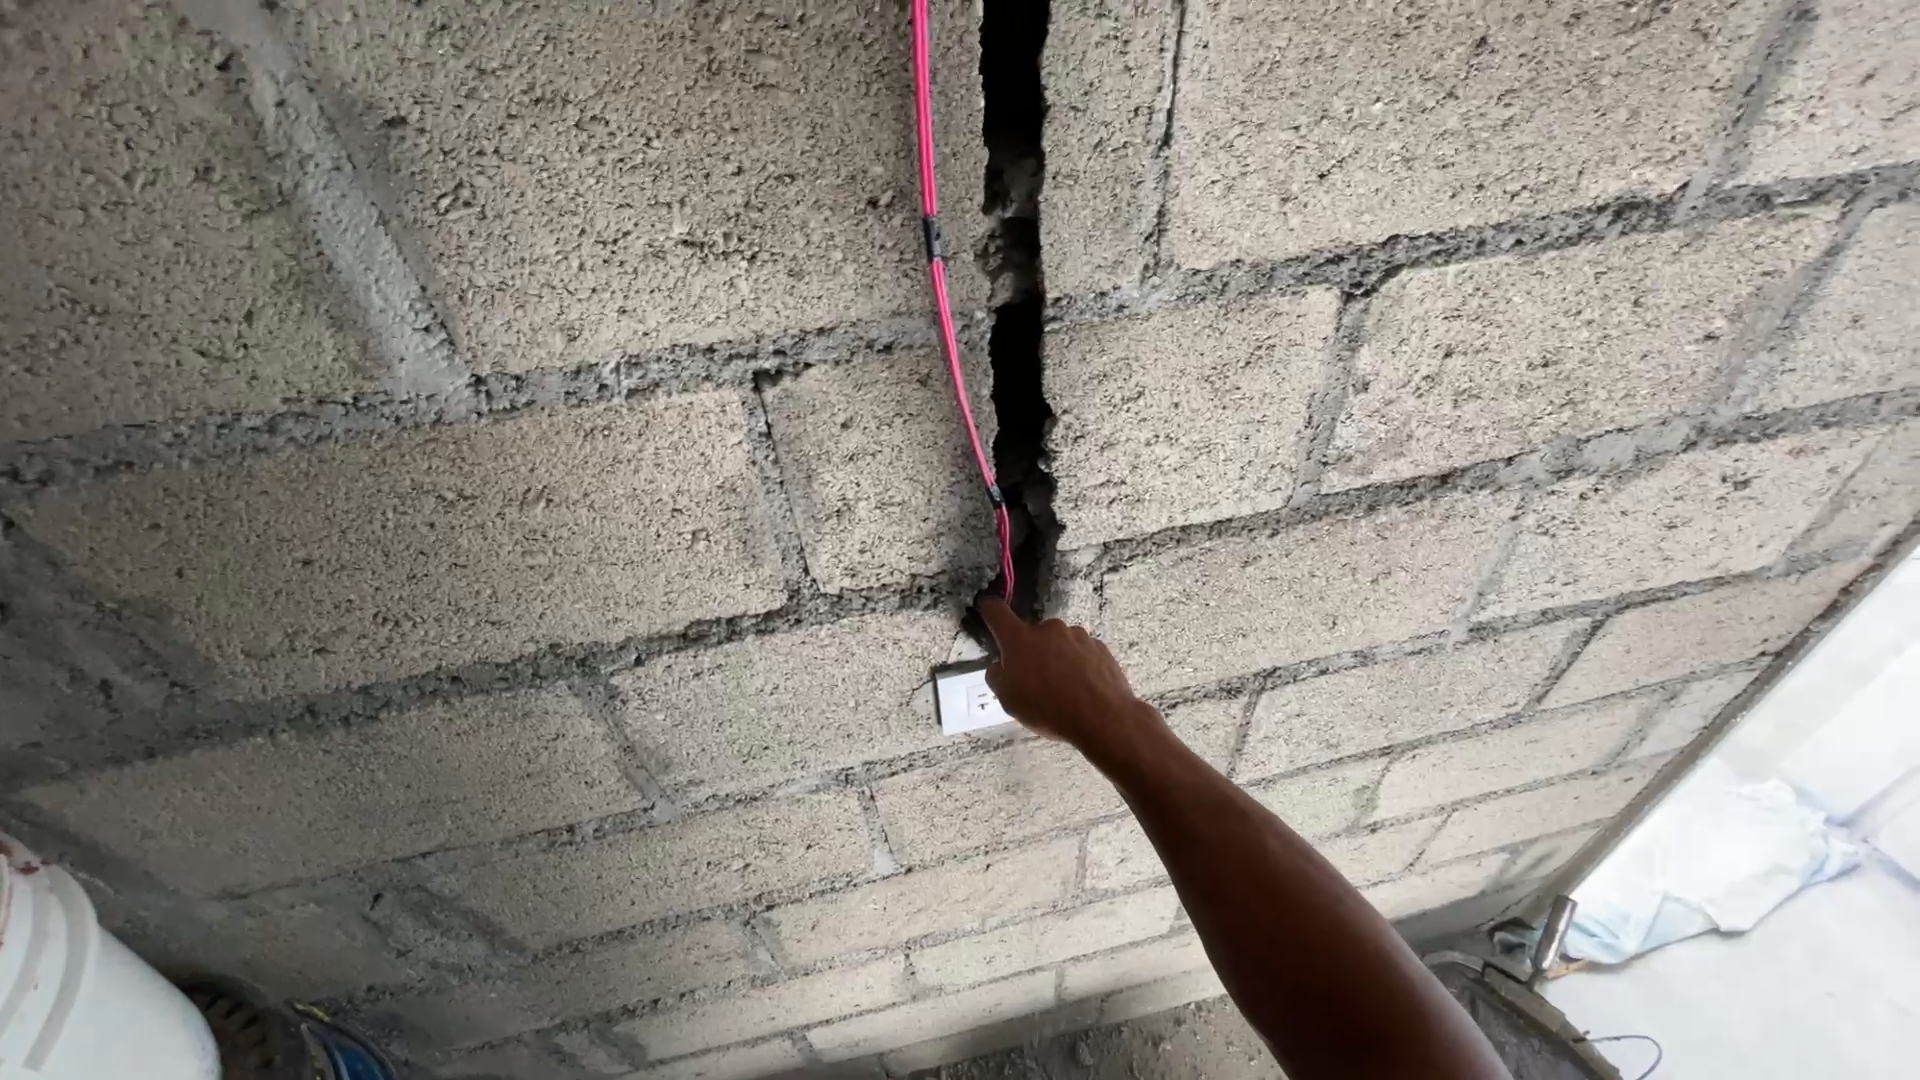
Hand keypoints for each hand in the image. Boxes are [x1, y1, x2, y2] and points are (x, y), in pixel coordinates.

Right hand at [977, 597, 1160, 751]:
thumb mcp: (1009, 701)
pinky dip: (1078, 665)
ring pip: (1058, 643)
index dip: (989, 608)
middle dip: (1031, 652)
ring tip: (1064, 689)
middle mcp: (1048, 629)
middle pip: (1032, 634)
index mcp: (1020, 639)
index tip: (987, 607)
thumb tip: (1000, 665)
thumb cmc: (1049, 709)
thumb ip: (997, 676)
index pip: (997, 612)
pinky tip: (1082, 688)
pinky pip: (1080, 652)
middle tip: (1036, 681)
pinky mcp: (1098, 645)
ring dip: (1056, 658)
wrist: (1103, 718)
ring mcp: (1076, 635)